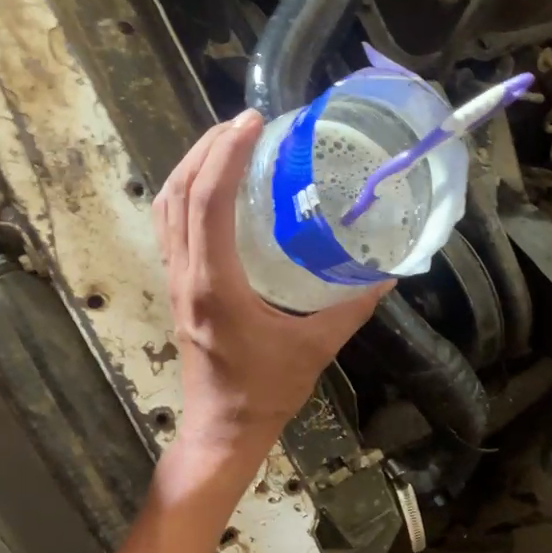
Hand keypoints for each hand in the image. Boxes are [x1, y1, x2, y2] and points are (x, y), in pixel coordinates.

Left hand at [154, 111, 389, 444]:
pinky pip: (172, 226)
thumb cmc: (266, 391)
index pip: (208, 202)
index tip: (254, 123)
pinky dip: (188, 193)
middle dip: (207, 148)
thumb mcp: (316, 348)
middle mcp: (186, 274)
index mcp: (215, 285)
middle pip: (178, 192)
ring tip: (227, 143)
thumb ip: (351, 309)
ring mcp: (176, 281)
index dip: (227, 155)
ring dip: (192, 166)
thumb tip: (385, 277)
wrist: (223, 429)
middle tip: (245, 123)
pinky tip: (217, 190)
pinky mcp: (179, 289)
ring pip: (166, 206)